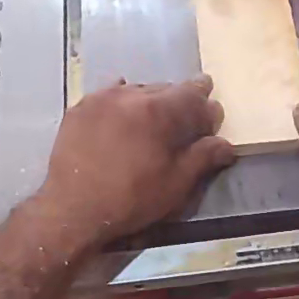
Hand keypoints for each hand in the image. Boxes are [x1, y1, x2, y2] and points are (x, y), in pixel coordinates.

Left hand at [34, 76, 236, 248]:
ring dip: (151, 101)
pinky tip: (123, 114)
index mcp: (158, 110)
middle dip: (179, 103)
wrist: (73, 210)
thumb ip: (203, 158)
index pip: (192, 94)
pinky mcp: (79, 109)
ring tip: (153, 120)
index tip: (211, 116)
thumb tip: (225, 144)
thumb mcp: (175, 184)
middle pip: (165, 89)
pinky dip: (122, 101)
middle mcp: (130, 94)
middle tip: (186, 120)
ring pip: (137, 90)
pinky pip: (108, 95)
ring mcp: (100, 98)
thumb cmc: (131, 200)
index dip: (206, 105)